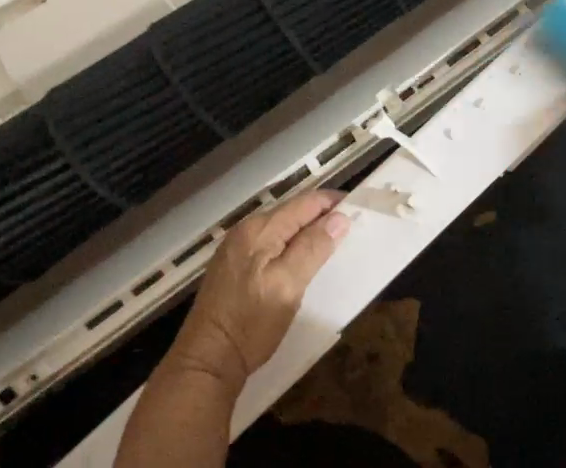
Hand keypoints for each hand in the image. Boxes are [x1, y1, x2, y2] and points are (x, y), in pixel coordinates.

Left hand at [169, 190, 350, 384]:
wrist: (205, 363)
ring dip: (307, 231)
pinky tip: (300, 259)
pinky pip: (270, 243)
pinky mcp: (232, 266)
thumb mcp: (288, 286)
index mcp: (259, 230)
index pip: (305, 202)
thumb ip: (313, 248)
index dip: (333, 203)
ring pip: (281, 228)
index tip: (360, 209)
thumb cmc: (250, 325)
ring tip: (331, 243)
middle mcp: (245, 231)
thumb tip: (339, 218)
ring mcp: (235, 249)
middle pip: (292, 211)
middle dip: (322, 216)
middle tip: (350, 229)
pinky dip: (290, 244)